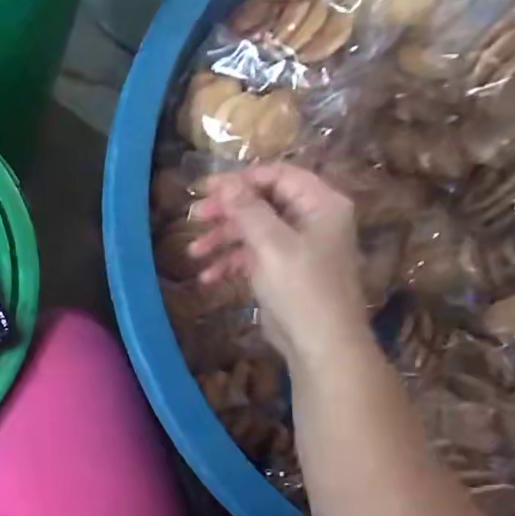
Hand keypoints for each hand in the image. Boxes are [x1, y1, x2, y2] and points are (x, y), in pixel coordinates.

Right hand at [188, 164, 372, 365]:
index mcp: (320, 204)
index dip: (241, 180)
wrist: (319, 339)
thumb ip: (248, 211)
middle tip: (194, 220)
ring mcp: (296, 245)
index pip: (279, 176)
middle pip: (262, 203)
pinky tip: (208, 278)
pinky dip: (229, 262)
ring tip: (194, 254)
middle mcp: (311, 219)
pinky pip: (251, 256)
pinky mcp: (282, 269)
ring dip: (222, 239)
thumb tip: (226, 183)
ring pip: (252, 230)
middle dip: (227, 212)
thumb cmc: (301, 287)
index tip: (204, 191)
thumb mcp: (271, 245)